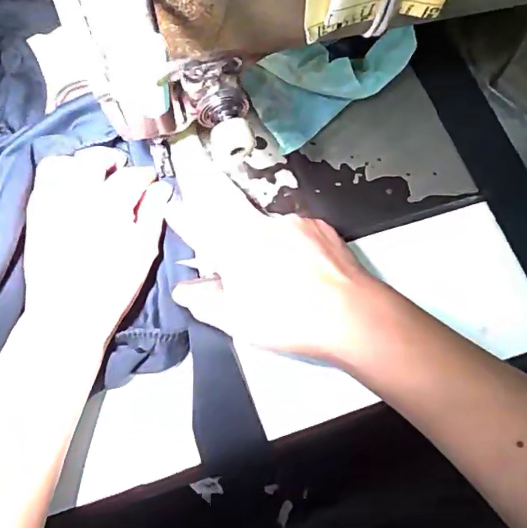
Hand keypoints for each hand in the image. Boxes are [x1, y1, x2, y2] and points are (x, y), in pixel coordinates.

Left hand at [23, 147, 169, 342]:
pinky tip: (73, 189)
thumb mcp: (144, 250)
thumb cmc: (113, 285)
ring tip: (95, 177)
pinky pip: (44, 177)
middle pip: (96, 158)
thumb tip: (161, 188)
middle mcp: (78, 193)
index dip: (148, 177)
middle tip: (124, 174)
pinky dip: (60, 174)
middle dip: (114, 160)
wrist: (67, 312)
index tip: (153, 184)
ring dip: (82, 163)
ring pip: (65, 161)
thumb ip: (154, 212)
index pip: (134, 175)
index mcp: (110, 203)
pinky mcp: (35, 209)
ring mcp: (52, 199)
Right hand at [164, 164, 397, 367]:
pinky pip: (296, 232)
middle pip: (233, 220)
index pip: (197, 222)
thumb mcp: (237, 320)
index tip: (173, 208)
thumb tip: (186, 291)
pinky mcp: (320, 227)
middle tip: (241, 270)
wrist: (352, 315)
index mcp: (235, 245)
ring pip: (268, 229)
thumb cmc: (293, 319)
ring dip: (266, 248)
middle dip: (230, 239)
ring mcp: (294, 223)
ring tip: (279, 282)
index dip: (182, 215)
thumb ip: (205, 301)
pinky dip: (293, 248)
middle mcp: (263, 224)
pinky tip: (301, 274)